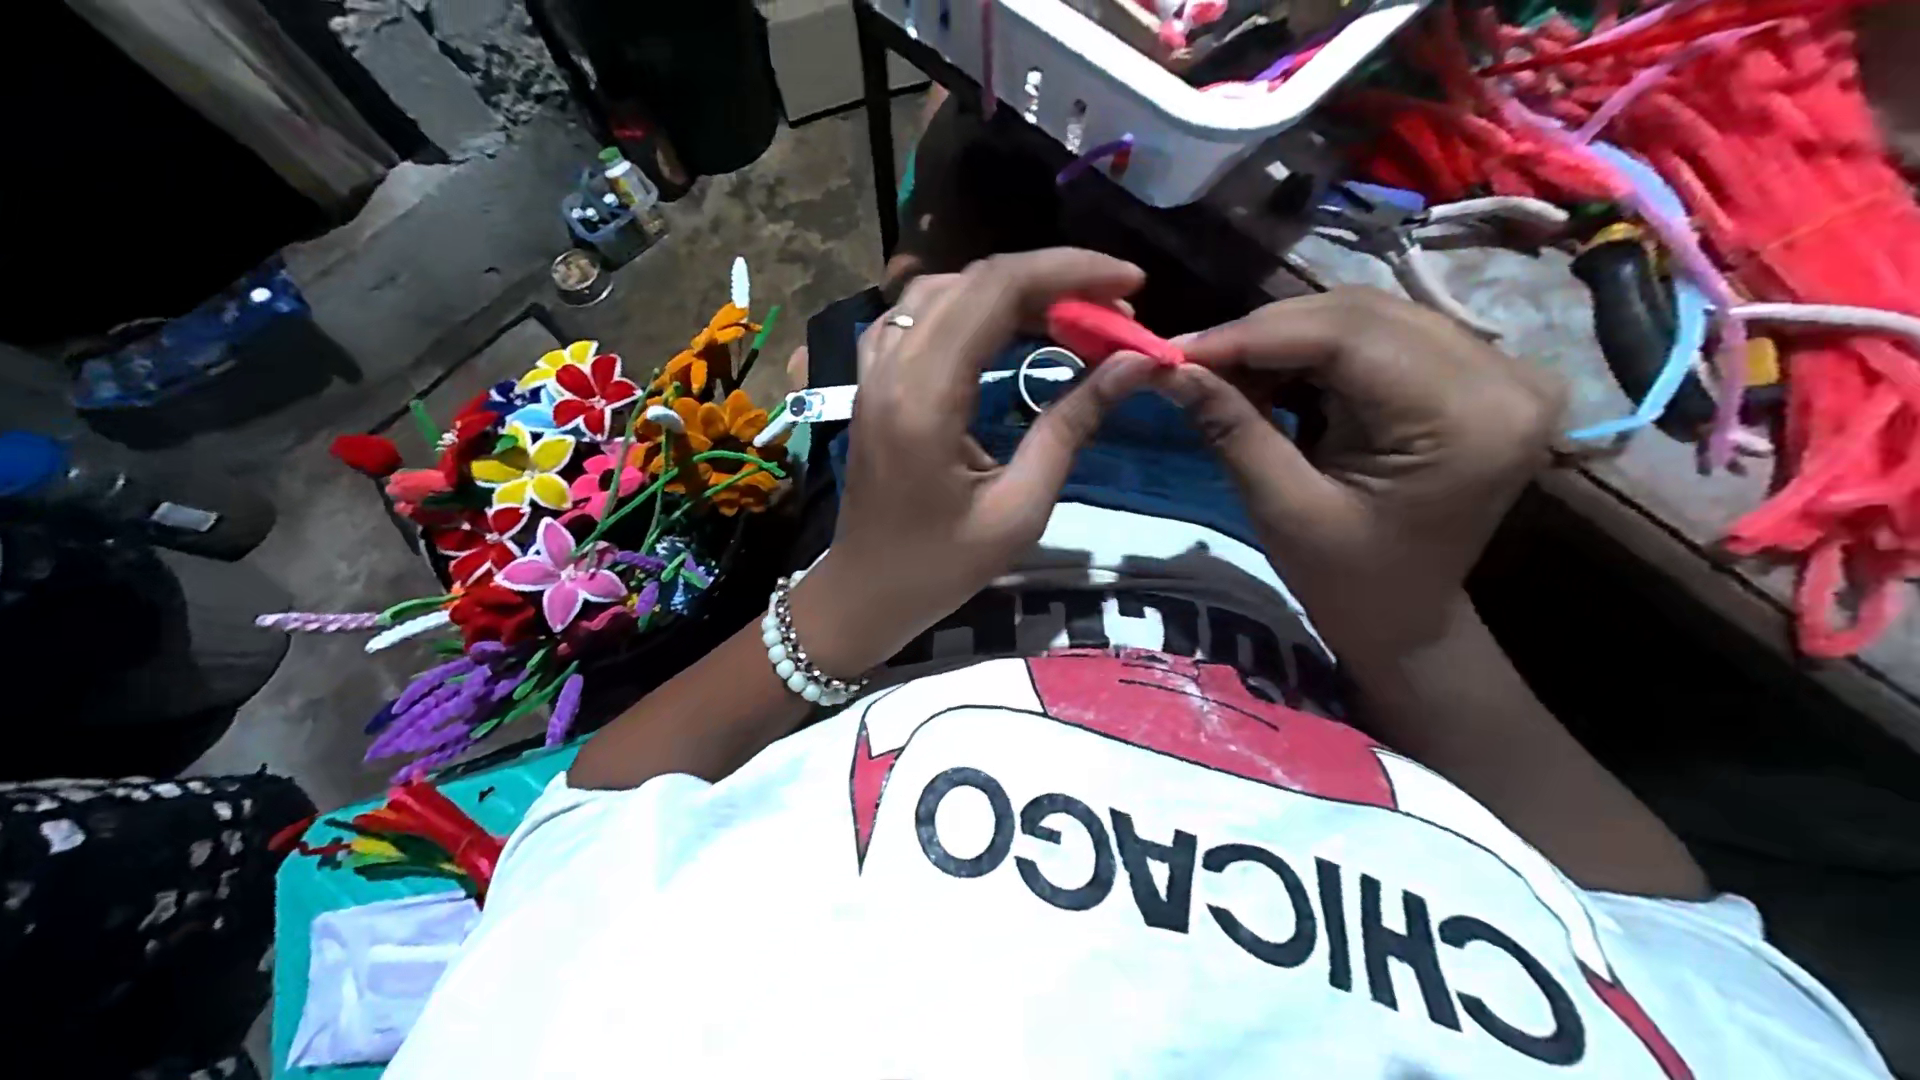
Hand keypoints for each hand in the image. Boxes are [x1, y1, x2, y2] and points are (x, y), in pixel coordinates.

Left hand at [794, 249, 1157, 674]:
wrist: (867, 591)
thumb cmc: (942, 566)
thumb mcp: (1020, 509)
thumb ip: (1072, 427)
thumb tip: (1135, 364)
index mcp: (925, 398)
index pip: (996, 291)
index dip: (1070, 272)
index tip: (1130, 282)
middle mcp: (892, 367)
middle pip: (974, 281)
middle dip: (1053, 280)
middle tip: (1113, 307)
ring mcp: (874, 370)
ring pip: (944, 290)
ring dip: (1010, 290)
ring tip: (1068, 315)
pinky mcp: (873, 382)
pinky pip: (918, 316)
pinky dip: (968, 305)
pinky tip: (1000, 325)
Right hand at [1159, 288, 1562, 663]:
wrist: (1404, 615)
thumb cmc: (1346, 580)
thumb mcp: (1282, 509)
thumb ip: (1231, 429)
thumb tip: (1169, 369)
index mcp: (1467, 421)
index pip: (1350, 337)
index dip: (1254, 335)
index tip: (1179, 350)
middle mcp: (1502, 377)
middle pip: (1361, 315)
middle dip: (1263, 333)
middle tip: (1192, 360)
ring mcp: (1496, 370)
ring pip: (1365, 316)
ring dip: (1284, 337)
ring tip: (1223, 370)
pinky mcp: (1473, 374)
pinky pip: (1377, 335)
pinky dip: (1310, 350)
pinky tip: (1269, 375)